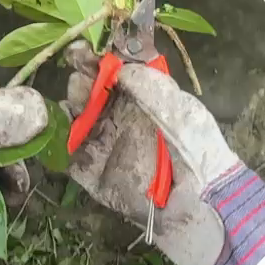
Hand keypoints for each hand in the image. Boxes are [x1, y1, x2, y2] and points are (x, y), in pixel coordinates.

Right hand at [65, 43, 264, 264]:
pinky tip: (58, 133)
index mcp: (148, 104)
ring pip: (81, 124)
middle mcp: (127, 124)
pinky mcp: (100, 182)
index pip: (119, 74)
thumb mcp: (183, 115)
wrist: (206, 215)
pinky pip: (75, 161)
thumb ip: (152, 89)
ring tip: (72, 101)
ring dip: (71, 109)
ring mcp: (112, 152)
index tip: (83, 49)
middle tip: (76, 73)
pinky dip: (62, 147)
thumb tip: (121, 66)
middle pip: (94, 95)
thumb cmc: (201, 157)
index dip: (100, 60)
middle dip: (82, 80)